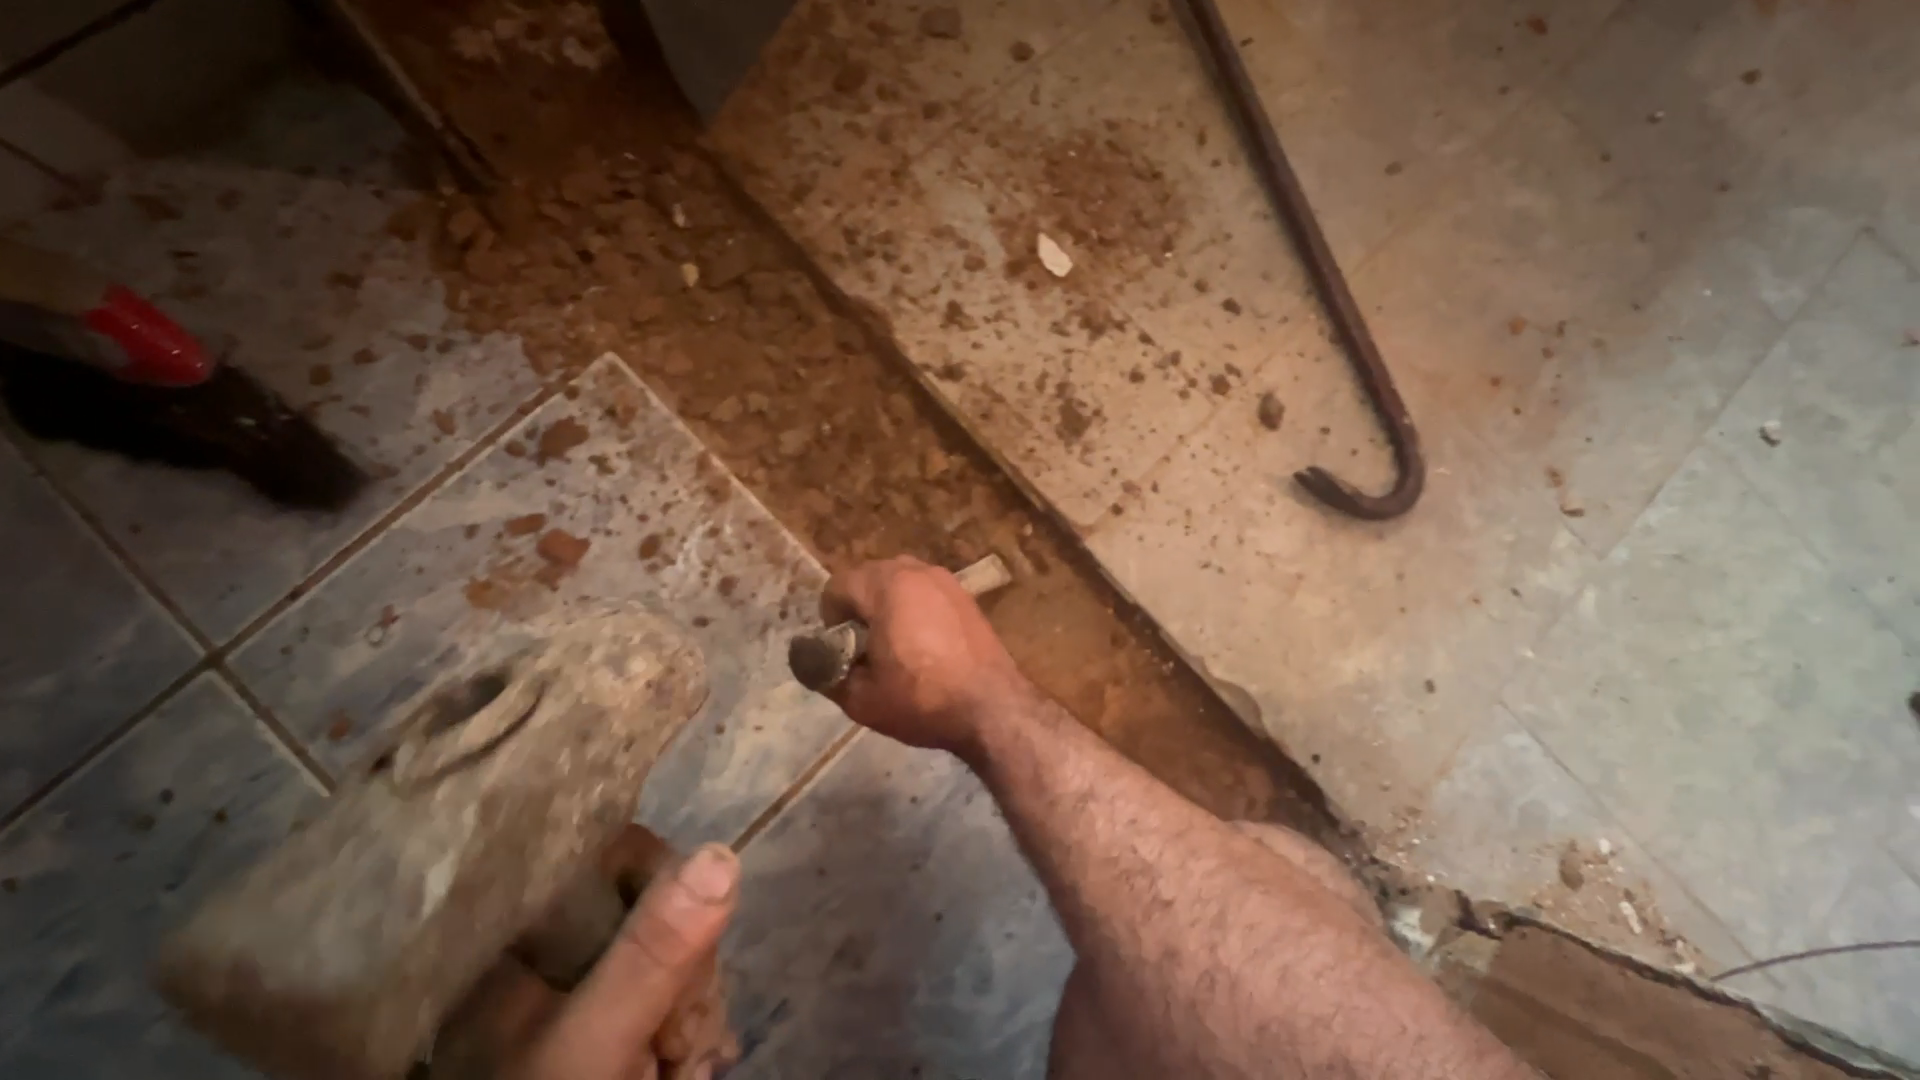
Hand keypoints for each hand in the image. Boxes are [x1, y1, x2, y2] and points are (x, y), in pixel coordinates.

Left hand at [432, 845, 740, 1079]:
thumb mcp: (591, 1049)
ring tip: (681, 1065)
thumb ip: (649, 957)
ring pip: (676, 944)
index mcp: (520, 934)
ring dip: (697, 1005)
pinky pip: (675, 984)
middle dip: (689, 967)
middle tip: (676, 1040)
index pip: (611, 852)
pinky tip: (687, 1064)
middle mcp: (548, 946)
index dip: (664, 884)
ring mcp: (582, 981)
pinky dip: (693, 1024)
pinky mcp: (611, 1011)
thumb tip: (722, 855)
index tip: (689, 940)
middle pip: (657, 900)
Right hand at [821, 556, 1027, 755]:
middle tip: (863, 647)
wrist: (992, 709)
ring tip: (893, 644)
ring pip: (902, 582)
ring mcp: (947, 582)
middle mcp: (917, 572)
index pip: (839, 585)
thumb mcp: (861, 699)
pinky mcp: (968, 598)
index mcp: (886, 586)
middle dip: (859, 607)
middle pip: (870, 577)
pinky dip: (917, 610)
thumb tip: (814, 662)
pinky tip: (924, 646)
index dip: (831, 617)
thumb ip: (828, 674)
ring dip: (889, 605)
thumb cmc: (921, 699)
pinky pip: (927, 594)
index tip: (840, 648)